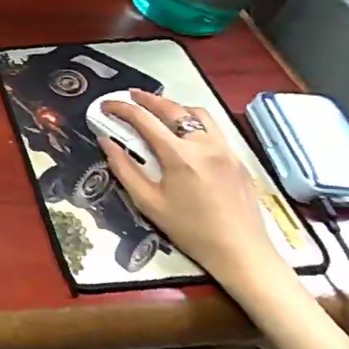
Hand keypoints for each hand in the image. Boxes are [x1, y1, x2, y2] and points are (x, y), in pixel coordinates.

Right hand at [98, 90, 290, 291]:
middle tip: (130, 97)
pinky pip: (213, 129)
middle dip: (148, 100)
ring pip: (198, 113)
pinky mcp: (237, 158)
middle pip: (172, 109)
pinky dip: (193, 122)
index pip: (144, 120)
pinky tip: (185, 134)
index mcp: (179, 156)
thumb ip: (124, 169)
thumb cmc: (190, 230)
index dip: (122, 109)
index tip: (107, 106)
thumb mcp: (149, 203)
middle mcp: (204, 144)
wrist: (241, 252)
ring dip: (175, 107)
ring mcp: (225, 149)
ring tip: (159, 110)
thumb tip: (106, 142)